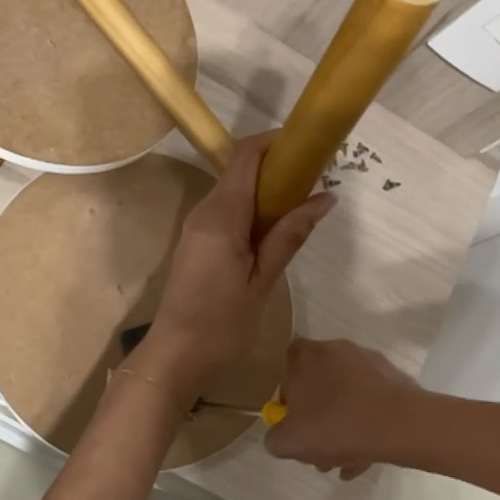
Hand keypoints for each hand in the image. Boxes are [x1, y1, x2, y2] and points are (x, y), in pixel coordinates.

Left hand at [130, 132, 334, 397]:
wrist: (175, 356)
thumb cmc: (221, 324)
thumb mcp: (262, 280)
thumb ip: (290, 236)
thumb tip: (324, 197)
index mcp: (220, 216)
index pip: (245, 156)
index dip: (276, 143)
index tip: (310, 149)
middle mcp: (203, 212)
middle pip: (241, 170)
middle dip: (278, 169)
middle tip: (316, 185)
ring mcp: (196, 227)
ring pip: (234, 191)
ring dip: (267, 192)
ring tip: (302, 210)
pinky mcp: (195, 242)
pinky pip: (226, 212)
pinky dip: (252, 211)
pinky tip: (275, 232)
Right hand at [265, 338, 418, 478]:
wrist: (401, 426)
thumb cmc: (335, 426)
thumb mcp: (288, 442)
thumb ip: (274, 438)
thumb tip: (280, 436)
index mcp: (307, 355)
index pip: (286, 369)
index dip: (287, 399)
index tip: (294, 424)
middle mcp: (337, 350)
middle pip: (318, 387)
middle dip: (316, 421)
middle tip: (319, 452)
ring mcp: (370, 363)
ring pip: (346, 399)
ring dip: (341, 429)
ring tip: (345, 463)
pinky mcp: (395, 380)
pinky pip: (371, 404)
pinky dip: (365, 427)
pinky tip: (367, 457)